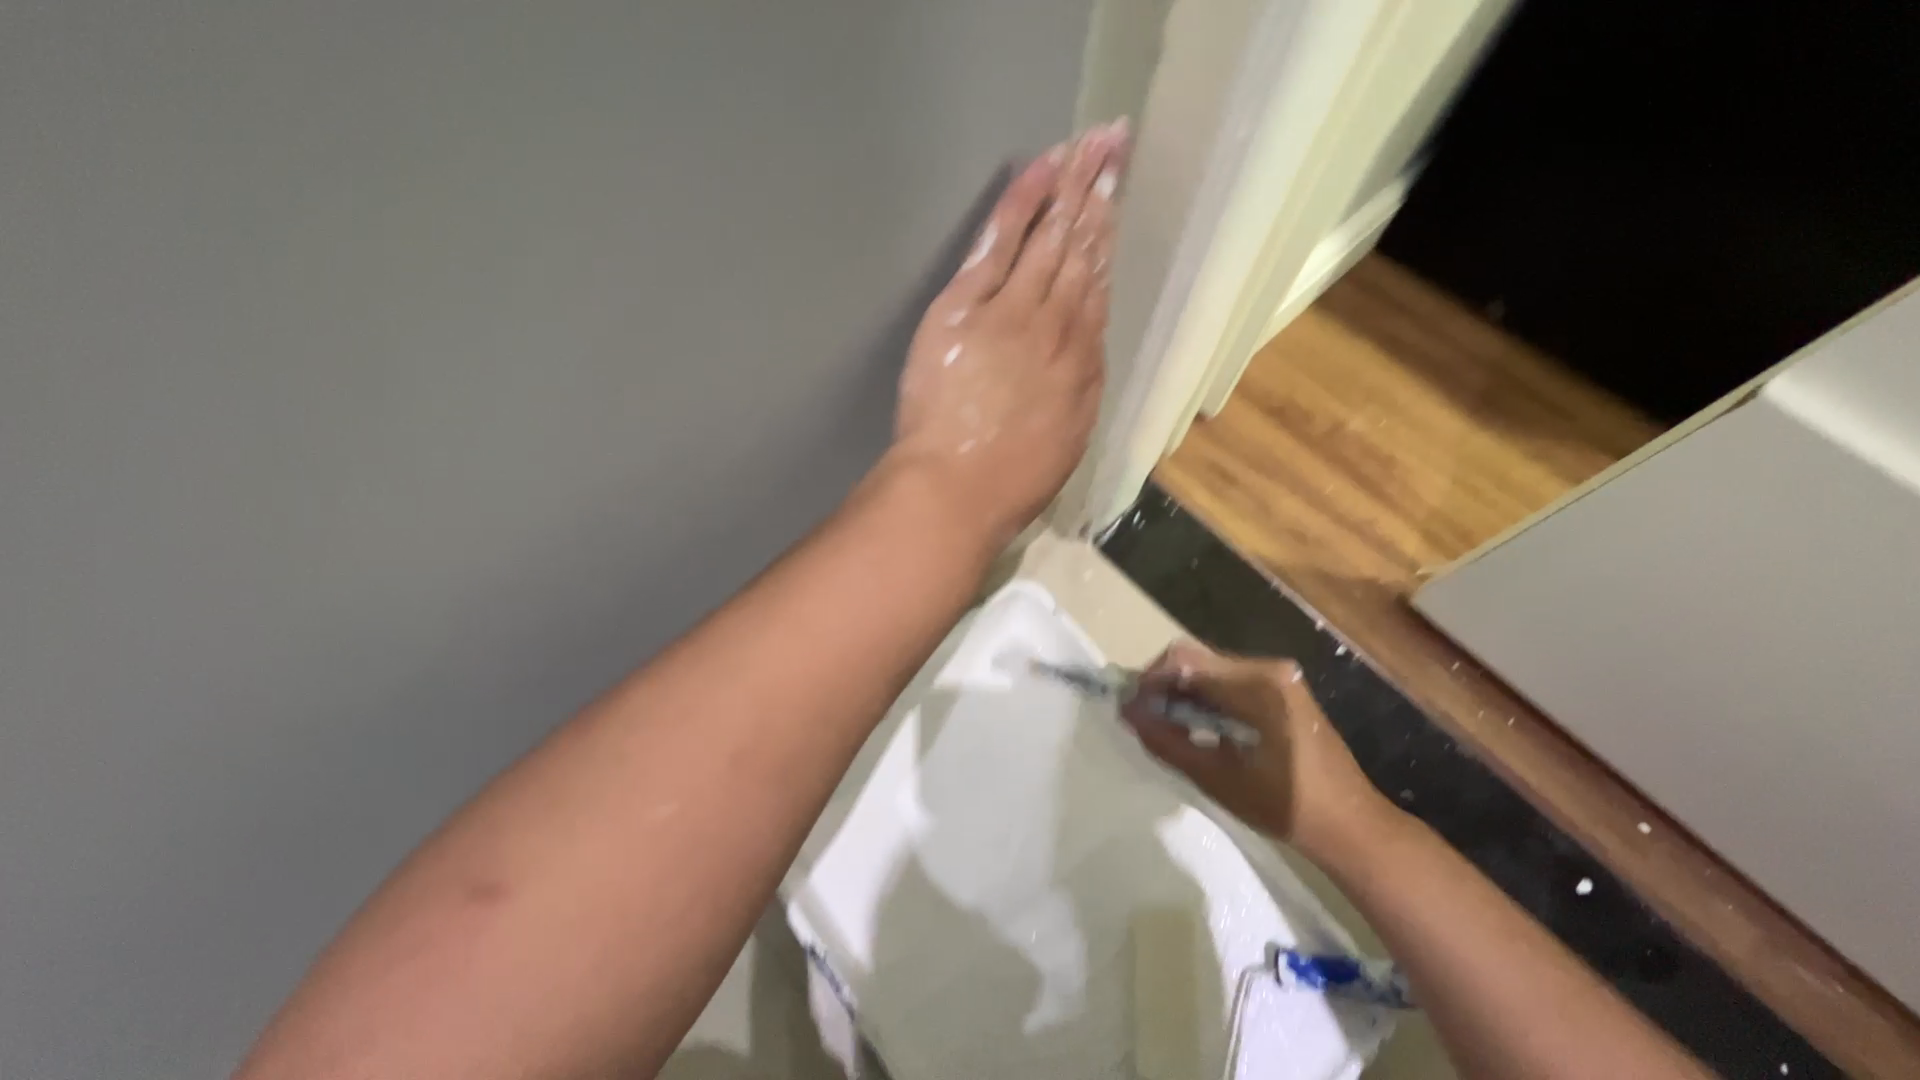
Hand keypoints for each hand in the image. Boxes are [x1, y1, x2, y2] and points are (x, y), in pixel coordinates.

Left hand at [890, 121, 1130, 544]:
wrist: (958, 487)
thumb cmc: (1010, 481)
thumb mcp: (1066, 440)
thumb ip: (1079, 389)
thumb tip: (1085, 350)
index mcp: (1081, 364)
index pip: (1097, 290)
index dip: (1107, 244)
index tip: (1116, 206)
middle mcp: (1056, 327)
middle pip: (1081, 252)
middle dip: (1098, 195)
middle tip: (1114, 144)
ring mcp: (1013, 310)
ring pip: (1050, 239)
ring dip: (1071, 187)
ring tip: (1090, 144)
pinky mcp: (968, 306)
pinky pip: (1000, 243)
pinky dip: (1022, 203)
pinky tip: (1041, 169)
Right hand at [1122, 642, 1393, 860]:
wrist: (1351, 826)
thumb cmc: (1285, 806)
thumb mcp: (1217, 778)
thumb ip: (1168, 741)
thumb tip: (1127, 713)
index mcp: (1257, 684)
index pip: (1184, 660)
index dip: (1149, 681)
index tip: (1129, 711)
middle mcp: (1268, 669)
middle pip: (1196, 661)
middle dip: (1163, 688)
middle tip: (1142, 723)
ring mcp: (1279, 679)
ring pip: (1210, 672)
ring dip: (1183, 695)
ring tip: (1166, 730)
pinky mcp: (1282, 692)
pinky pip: (1230, 684)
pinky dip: (1206, 701)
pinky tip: (1198, 731)